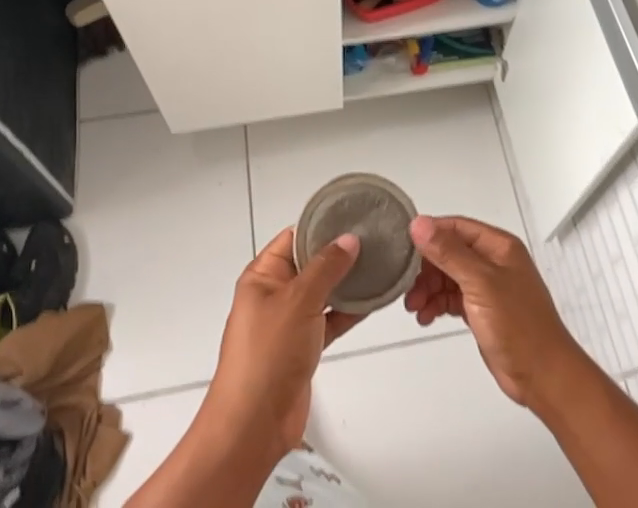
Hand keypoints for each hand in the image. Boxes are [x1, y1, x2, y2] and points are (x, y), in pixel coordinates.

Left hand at [205, 227, 364, 452]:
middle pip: (311, 264)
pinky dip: (350, 311)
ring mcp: (290, 321)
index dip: (321, 226)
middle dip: (340, 254)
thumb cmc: (267, 355)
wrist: (255, 422)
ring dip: (349, 282)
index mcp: (262, 276)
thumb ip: (325, 268)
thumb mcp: (297, 301)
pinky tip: (375, 300)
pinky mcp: (304, 346)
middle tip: (376, 239)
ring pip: (324, 292)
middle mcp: (274, 294)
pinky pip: (330, 319)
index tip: (354, 216)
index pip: (293, 238)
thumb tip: (348, 240)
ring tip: (382, 264)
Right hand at [403, 215, 586, 407]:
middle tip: (409, 287)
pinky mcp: (482, 309)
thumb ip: (449, 253)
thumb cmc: (519, 326)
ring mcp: (488, 287)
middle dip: (426, 269)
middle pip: (449, 253)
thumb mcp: (480, 283)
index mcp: (499, 247)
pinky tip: (426, 316)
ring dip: (428, 288)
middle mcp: (493, 262)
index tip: (405, 249)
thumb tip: (420, 224)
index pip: (456, 228)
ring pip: (448, 277)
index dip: (430, 235)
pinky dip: (437, 304)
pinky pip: (452, 297)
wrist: (541, 375)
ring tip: (416, 307)